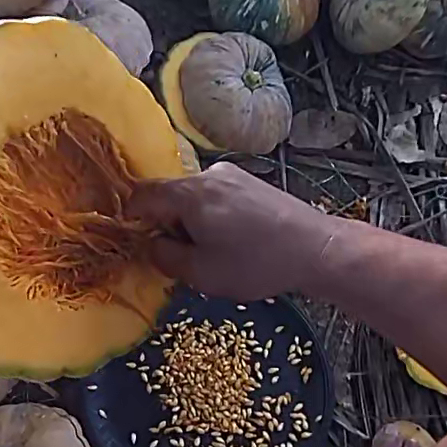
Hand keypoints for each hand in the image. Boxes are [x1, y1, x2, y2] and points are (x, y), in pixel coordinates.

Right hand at [128, 162, 342, 300]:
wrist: (316, 249)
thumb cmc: (255, 264)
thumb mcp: (200, 272)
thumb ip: (163, 257)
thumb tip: (149, 244)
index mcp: (189, 193)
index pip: (141, 196)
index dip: (130, 220)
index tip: (135, 244)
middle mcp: (208, 174)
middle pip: (168, 196)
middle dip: (167, 226)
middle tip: (182, 258)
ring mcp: (233, 175)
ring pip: (193, 198)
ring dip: (191, 224)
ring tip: (214, 254)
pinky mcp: (251, 182)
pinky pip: (216, 197)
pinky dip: (212, 218)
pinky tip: (233, 242)